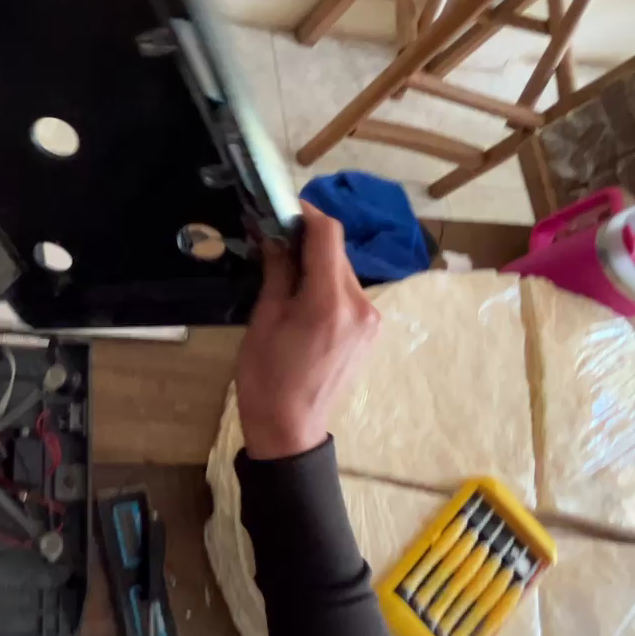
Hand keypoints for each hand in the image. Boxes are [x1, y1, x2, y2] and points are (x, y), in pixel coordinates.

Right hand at [236, 202, 379, 459]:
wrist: (289, 429)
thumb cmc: (266, 376)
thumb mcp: (264, 318)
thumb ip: (278, 271)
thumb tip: (276, 234)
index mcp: (330, 301)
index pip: (328, 234)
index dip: (306, 212)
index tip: (281, 206)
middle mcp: (360, 305)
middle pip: (336, 252)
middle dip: (306, 238)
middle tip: (273, 236)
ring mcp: (371, 320)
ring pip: (343, 271)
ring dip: (316, 261)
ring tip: (284, 267)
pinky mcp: (370, 332)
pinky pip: (348, 293)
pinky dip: (326, 283)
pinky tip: (302, 292)